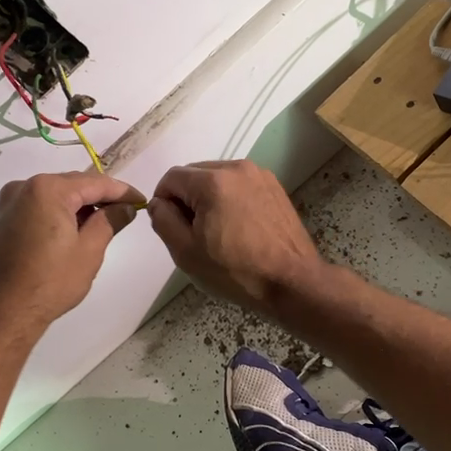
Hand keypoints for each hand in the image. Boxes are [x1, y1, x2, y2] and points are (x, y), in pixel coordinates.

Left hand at [0, 172, 143, 336]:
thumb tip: (126, 207)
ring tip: (103, 222)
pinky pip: (39, 206)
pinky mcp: (2, 218)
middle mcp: (24, 186)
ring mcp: (9, 201)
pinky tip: (74, 229)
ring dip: (79, 205)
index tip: (142, 200)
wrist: (2, 313)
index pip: (95, 182)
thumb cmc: (50, 282)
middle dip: (100, 196)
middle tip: (126, 211)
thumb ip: (110, 221)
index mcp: (47, 189)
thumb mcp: (89, 251)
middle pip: (73, 184)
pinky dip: (59, 212)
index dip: (122, 191)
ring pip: (55, 194)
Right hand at [146, 160, 325, 313]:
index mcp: (212, 181)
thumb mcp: (186, 252)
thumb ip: (163, 221)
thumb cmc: (235, 271)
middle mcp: (237, 168)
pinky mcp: (274, 186)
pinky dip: (230, 199)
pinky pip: (239, 185)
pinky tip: (238, 227)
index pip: (171, 178)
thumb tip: (158, 203)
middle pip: (194, 174)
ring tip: (218, 232)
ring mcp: (259, 175)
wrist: (292, 282)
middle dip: (187, 199)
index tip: (172, 228)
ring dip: (208, 198)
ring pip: (217, 178)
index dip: (164, 202)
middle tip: (195, 234)